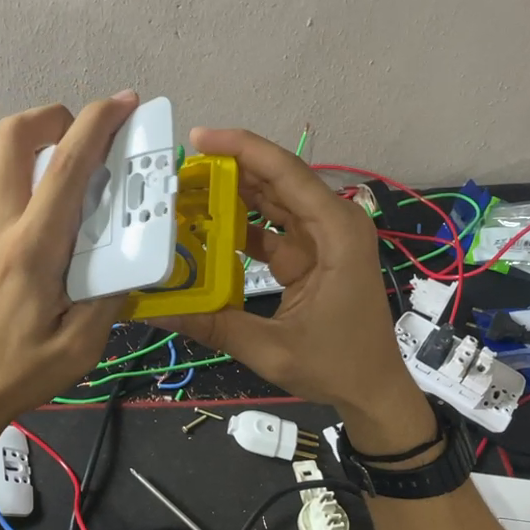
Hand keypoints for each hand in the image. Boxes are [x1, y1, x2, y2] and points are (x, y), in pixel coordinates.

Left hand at [0, 94, 135, 436]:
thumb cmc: (17, 376)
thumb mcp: (81, 347)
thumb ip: (110, 297)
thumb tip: (131, 260)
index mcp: (32, 248)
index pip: (66, 166)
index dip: (97, 123)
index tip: (123, 102)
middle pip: (11, 136)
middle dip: (52, 114)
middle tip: (84, 132)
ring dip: (20, 137)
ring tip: (53, 155)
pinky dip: (3, 167)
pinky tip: (29, 199)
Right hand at [146, 128, 430, 443]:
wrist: (374, 391)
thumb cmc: (337, 366)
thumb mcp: (272, 348)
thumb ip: (214, 325)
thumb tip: (155, 311)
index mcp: (335, 234)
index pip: (287, 174)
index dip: (243, 149)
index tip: (199, 138)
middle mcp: (333, 225)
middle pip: (278, 180)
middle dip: (230, 169)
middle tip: (178, 168)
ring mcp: (323, 239)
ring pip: (274, 202)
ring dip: (234, 195)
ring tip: (184, 191)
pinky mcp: (312, 256)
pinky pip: (272, 230)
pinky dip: (242, 227)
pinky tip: (206, 228)